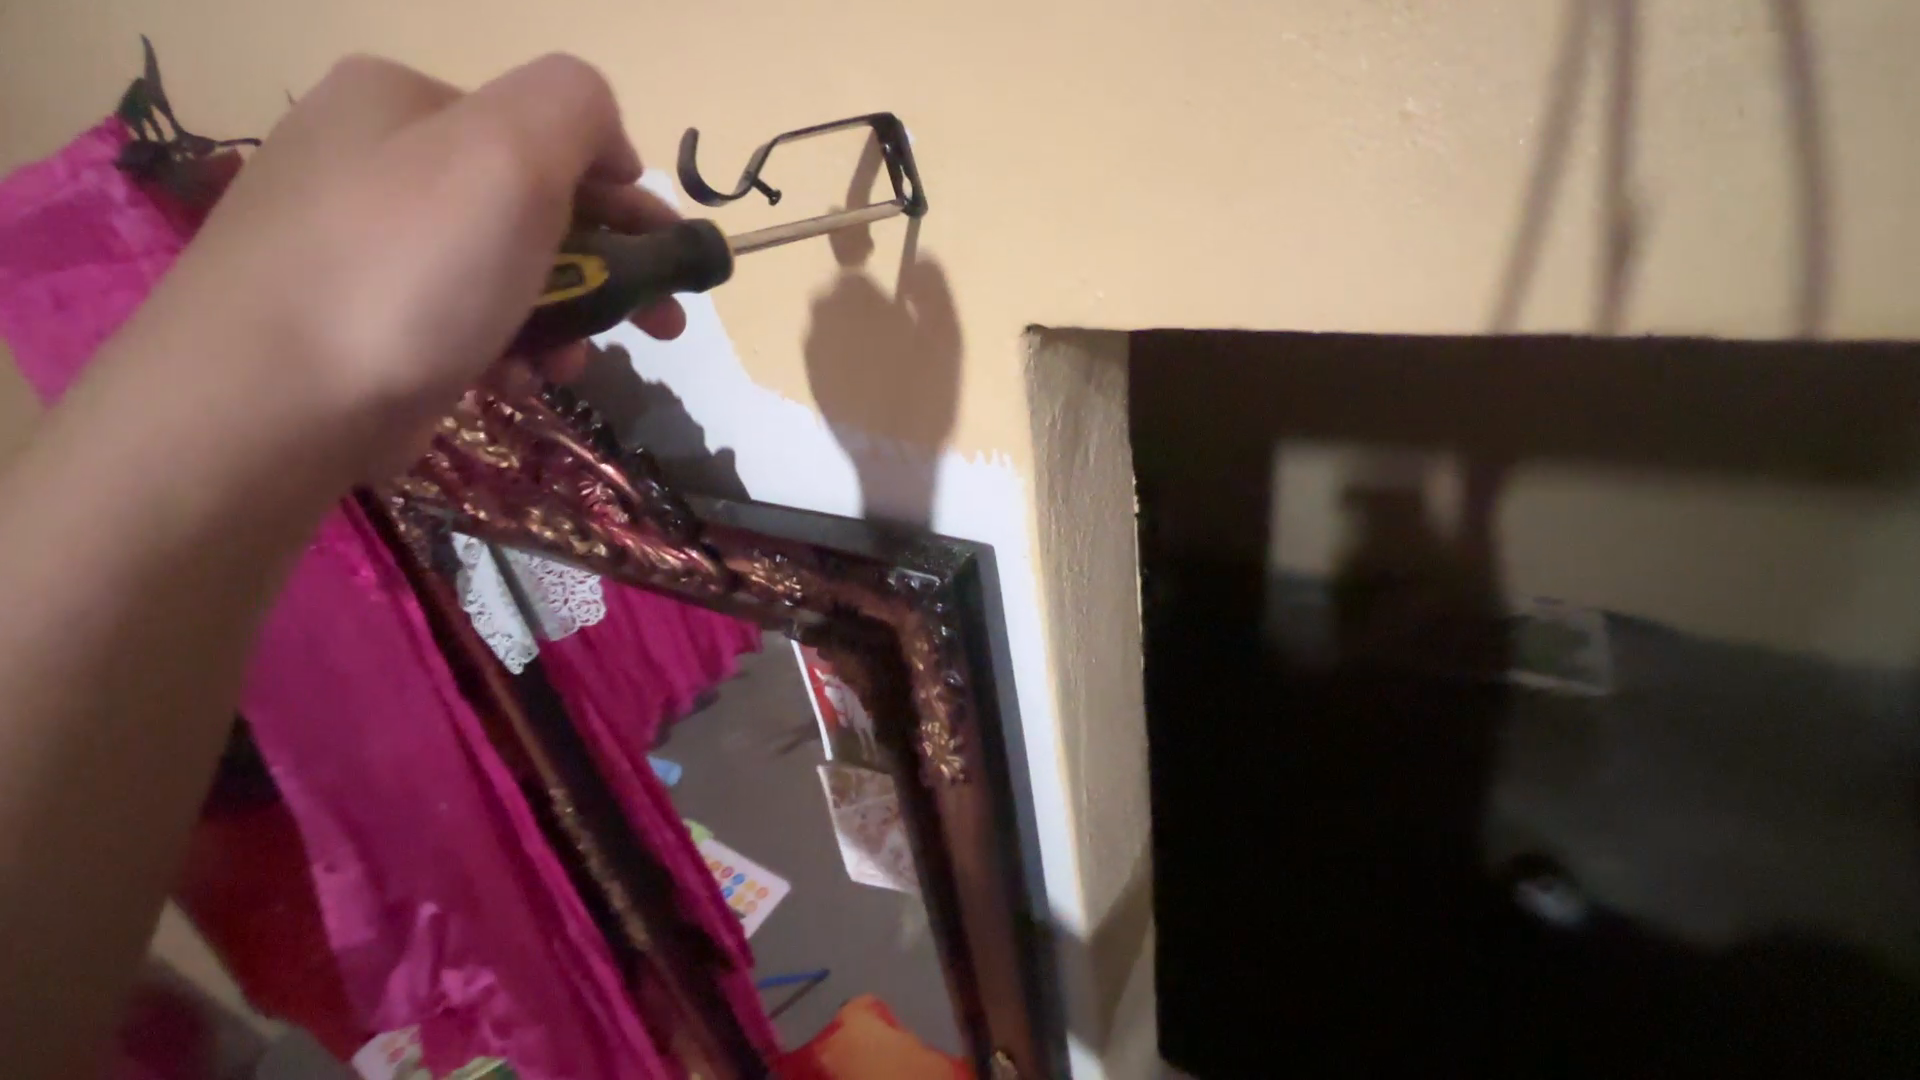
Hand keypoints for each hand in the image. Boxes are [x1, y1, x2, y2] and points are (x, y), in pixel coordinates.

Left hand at [122, 53, 683, 480]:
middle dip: (609, 270)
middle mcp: (380, 159)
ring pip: (508, 271)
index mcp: (410, 102)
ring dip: (567, 319)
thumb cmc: (410, 273)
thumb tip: (611, 144)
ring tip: (577, 366)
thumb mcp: (511, 156)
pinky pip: (469, 318)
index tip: (670, 265)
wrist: (270, 400)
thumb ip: (577, 110)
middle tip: (660, 327)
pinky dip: (514, 348)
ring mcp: (365, 243)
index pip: (553, 134)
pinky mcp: (365, 318)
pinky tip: (525, 380)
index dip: (625, 199)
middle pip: (536, 208)